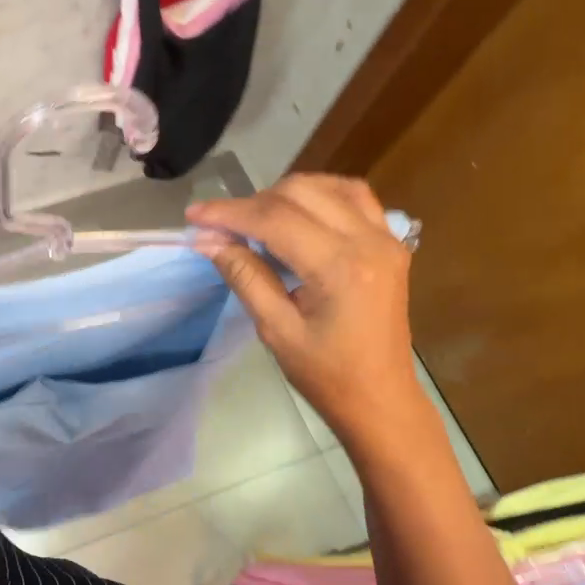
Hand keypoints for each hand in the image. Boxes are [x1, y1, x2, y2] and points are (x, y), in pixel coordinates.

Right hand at [187, 174, 420, 440]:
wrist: (380, 398)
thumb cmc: (325, 374)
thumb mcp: (276, 330)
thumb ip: (245, 276)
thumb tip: (208, 240)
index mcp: (339, 268)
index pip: (275, 220)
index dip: (229, 213)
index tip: (194, 216)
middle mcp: (368, 241)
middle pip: (301, 192)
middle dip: (253, 202)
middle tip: (222, 226)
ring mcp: (386, 238)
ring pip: (329, 186)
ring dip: (287, 194)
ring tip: (256, 219)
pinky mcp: (390, 243)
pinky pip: (355, 198)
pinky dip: (320, 196)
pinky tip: (297, 213)